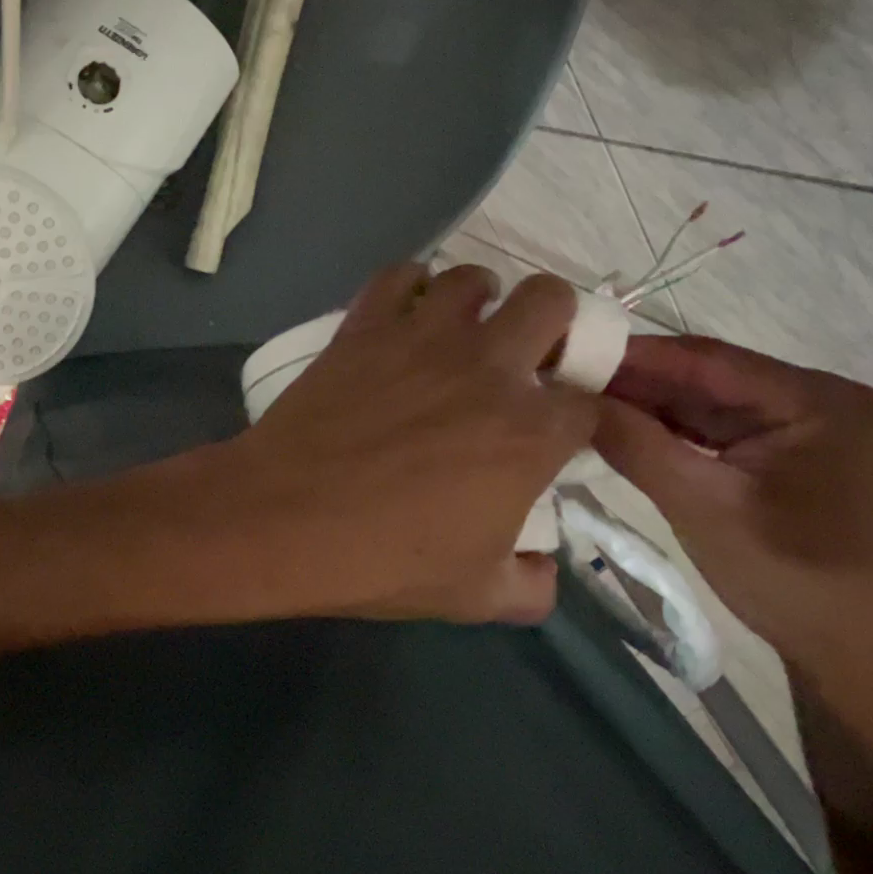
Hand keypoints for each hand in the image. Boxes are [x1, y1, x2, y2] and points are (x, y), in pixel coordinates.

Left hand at [230, 263, 595, 624]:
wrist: (282, 519)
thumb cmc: (382, 561)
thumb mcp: (476, 597)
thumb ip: (530, 584)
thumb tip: (542, 566)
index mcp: (529, 433)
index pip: (590, 402)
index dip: (582, 414)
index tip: (561, 430)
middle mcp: (488, 368)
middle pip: (550, 302)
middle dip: (552, 324)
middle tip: (525, 359)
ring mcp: (422, 338)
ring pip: (473, 276)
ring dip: (480, 298)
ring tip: (464, 330)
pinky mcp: (364, 326)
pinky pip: (398, 276)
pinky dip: (409, 286)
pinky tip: (405, 313)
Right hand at [594, 335, 872, 679]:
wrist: (859, 658)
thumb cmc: (790, 578)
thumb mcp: (700, 505)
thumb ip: (634, 443)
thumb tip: (568, 398)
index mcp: (820, 402)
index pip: (707, 360)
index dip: (631, 355)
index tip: (565, 353)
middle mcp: (823, 402)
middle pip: (709, 378)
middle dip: (634, 382)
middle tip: (561, 381)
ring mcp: (811, 431)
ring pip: (710, 403)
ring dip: (648, 406)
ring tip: (578, 402)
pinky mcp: (795, 458)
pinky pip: (721, 430)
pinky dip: (672, 431)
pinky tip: (622, 429)